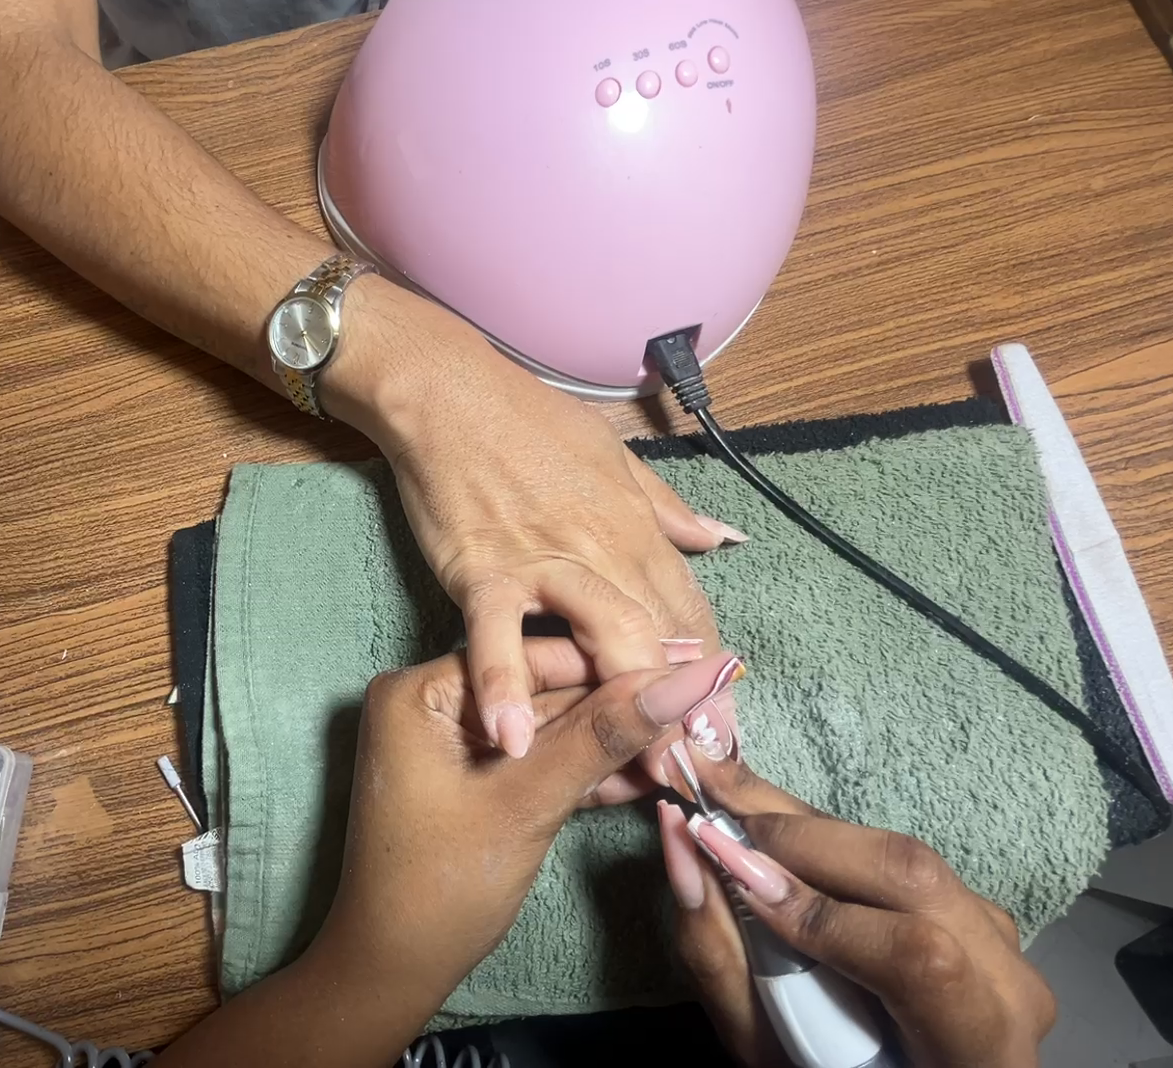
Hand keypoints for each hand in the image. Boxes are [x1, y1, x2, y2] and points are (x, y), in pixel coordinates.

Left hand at [311, 640, 740, 993]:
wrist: (394, 966)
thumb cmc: (444, 885)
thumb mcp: (527, 802)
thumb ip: (602, 736)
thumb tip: (685, 681)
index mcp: (419, 688)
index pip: (531, 657)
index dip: (616, 665)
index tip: (694, 668)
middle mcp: (428, 697)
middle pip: (540, 691)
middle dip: (618, 710)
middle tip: (702, 710)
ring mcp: (445, 735)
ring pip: (542, 727)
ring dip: (608, 744)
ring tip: (687, 744)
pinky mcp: (466, 769)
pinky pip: (529, 756)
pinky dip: (577, 768)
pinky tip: (642, 773)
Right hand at [323, 283, 741, 761]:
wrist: (450, 394)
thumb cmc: (527, 421)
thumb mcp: (611, 455)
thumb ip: (665, 506)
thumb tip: (723, 539)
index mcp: (635, 526)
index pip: (690, 612)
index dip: (712, 677)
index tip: (721, 733)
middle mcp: (603, 549)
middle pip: (662, 638)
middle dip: (686, 711)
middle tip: (694, 779)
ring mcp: (543, 561)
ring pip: (604, 637)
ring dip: (625, 708)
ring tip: (637, 779)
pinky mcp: (483, 569)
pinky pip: (500, 634)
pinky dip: (508, 683)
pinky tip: (514, 740)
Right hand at [657, 756, 1055, 1067]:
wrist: (889, 1066)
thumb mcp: (758, 1044)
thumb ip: (714, 948)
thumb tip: (678, 835)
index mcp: (975, 1051)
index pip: (919, 959)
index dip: (821, 912)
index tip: (729, 873)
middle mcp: (1008, 983)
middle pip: (909, 874)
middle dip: (793, 835)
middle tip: (705, 805)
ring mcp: (993, 933)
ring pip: (893, 846)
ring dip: (792, 818)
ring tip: (718, 796)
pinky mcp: (964, 898)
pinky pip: (882, 845)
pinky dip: (806, 825)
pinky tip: (755, 816)